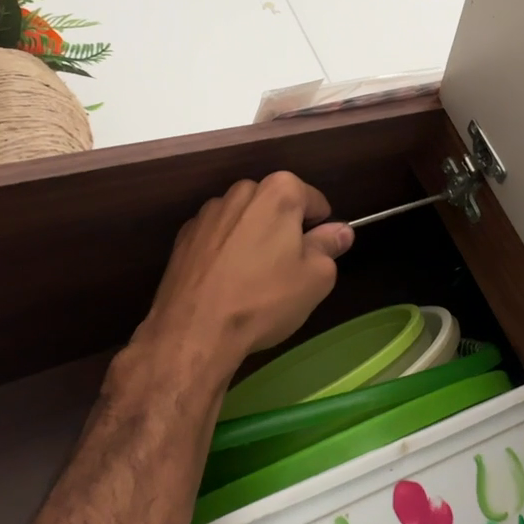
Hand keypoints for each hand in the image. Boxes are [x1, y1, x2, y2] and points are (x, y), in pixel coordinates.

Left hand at [142, 172, 354, 364]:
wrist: (193, 332)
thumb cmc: (264, 300)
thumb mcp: (316, 278)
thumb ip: (330, 246)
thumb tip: (340, 232)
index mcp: (279, 192)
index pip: (313, 200)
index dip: (320, 228)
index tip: (315, 255)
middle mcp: (241, 191)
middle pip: (275, 206)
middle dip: (284, 230)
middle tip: (287, 269)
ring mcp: (208, 213)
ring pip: (244, 221)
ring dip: (253, 239)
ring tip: (251, 280)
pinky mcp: (183, 236)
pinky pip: (217, 237)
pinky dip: (225, 252)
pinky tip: (224, 284)